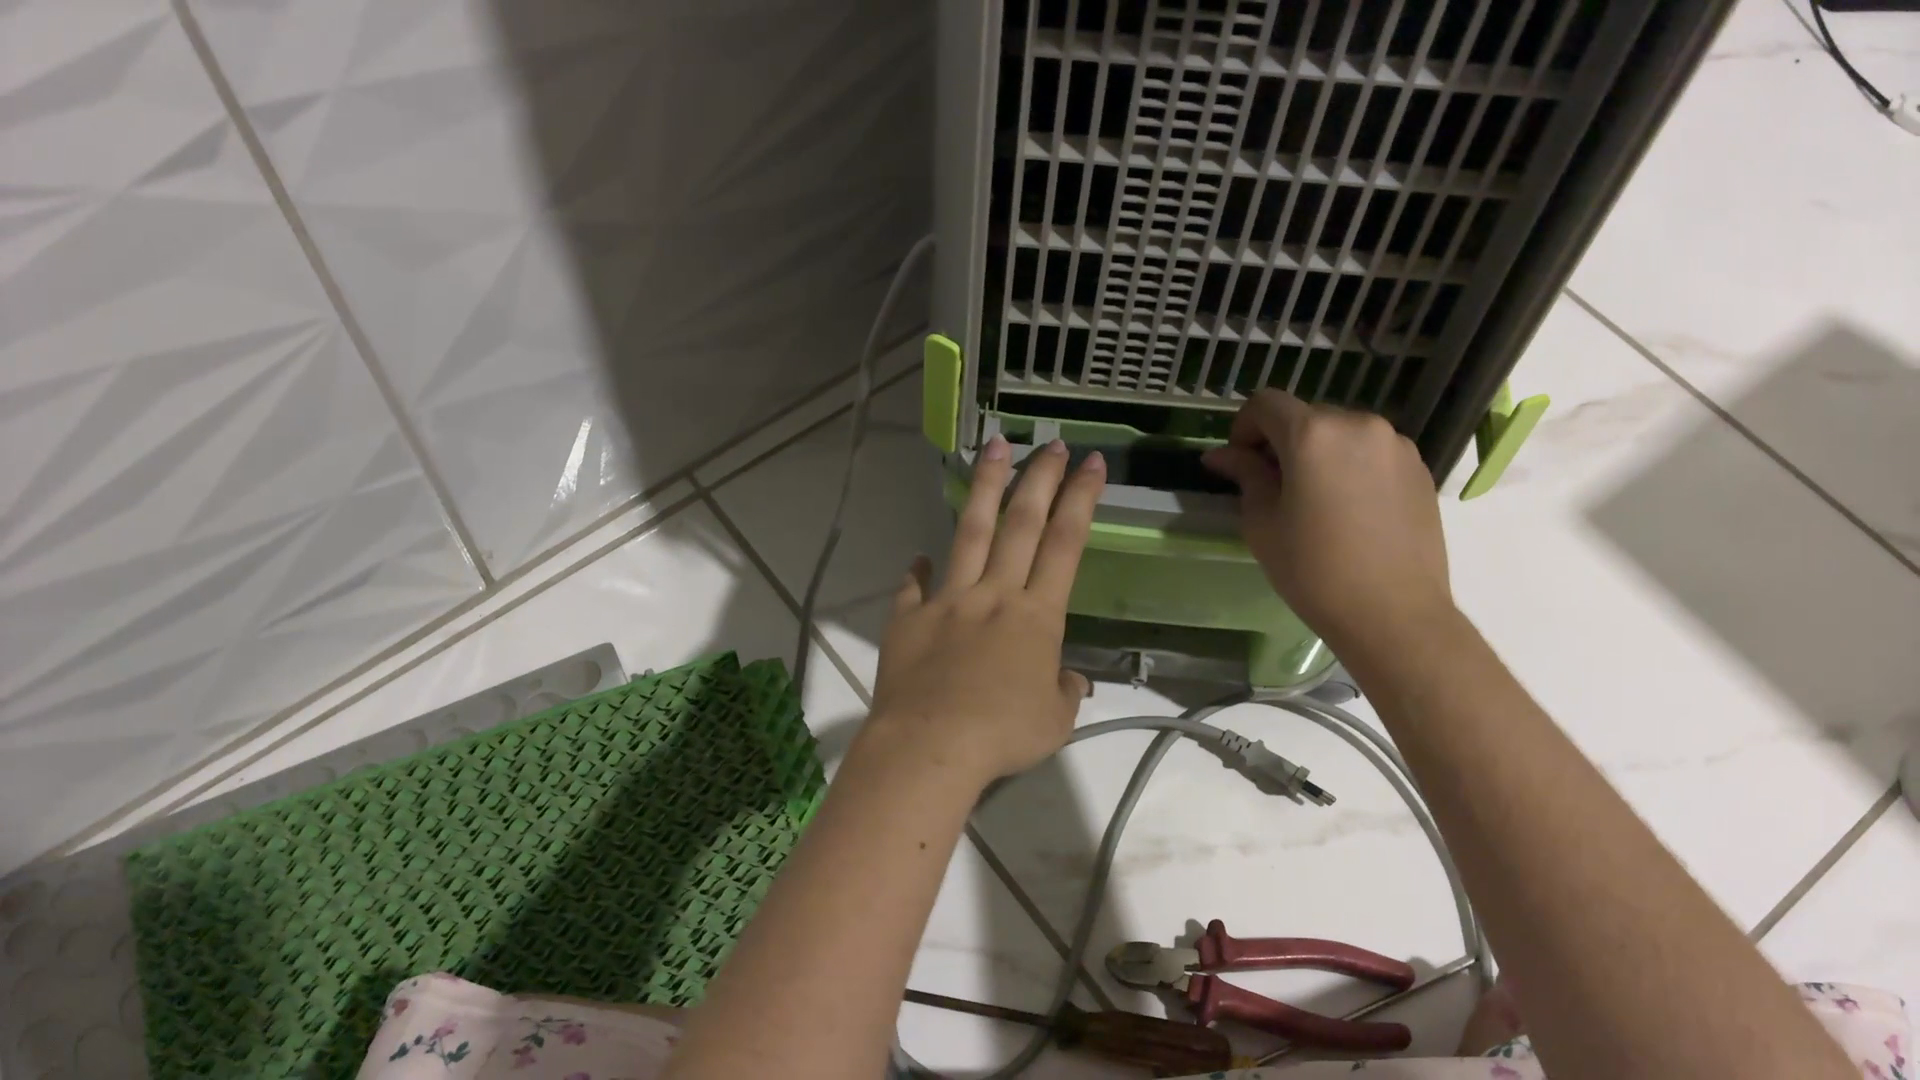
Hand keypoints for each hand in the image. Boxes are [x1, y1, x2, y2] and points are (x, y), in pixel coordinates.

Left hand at [863, 435, 1105, 787]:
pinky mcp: (909, 618)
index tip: (1092, 462)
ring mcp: (948, 601)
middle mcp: (994, 595)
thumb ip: (1064, 692)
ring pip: (971, 533)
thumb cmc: (1001, 735)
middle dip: (1040, 479)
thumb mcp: (1054, 722)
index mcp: (1037, 616)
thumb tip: (1068, 678)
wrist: (930, 745)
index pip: (1066, 544)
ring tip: (993, 448)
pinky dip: (918, 570)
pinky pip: (914, 587)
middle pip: (1021, 524)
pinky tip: (919, 557)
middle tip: (1052, 443)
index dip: (1081, 499)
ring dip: (985, 488)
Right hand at [1203, 390, 1453, 650]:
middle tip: (1272, 487)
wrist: (1393, 614)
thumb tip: (1222, 456)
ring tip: (1314, 501)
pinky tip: (1348, 512)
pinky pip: (1372, 453)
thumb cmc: (1314, 571)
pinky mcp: (1419, 468)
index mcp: (1312, 434)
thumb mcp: (1262, 524)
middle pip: (1306, 416)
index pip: (1265, 404)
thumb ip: (1245, 477)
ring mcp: (1396, 444)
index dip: (1243, 427)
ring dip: (1319, 454)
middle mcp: (1358, 425)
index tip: (1240, 463)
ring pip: (1341, 434)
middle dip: (1282, 442)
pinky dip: (1351, 467)